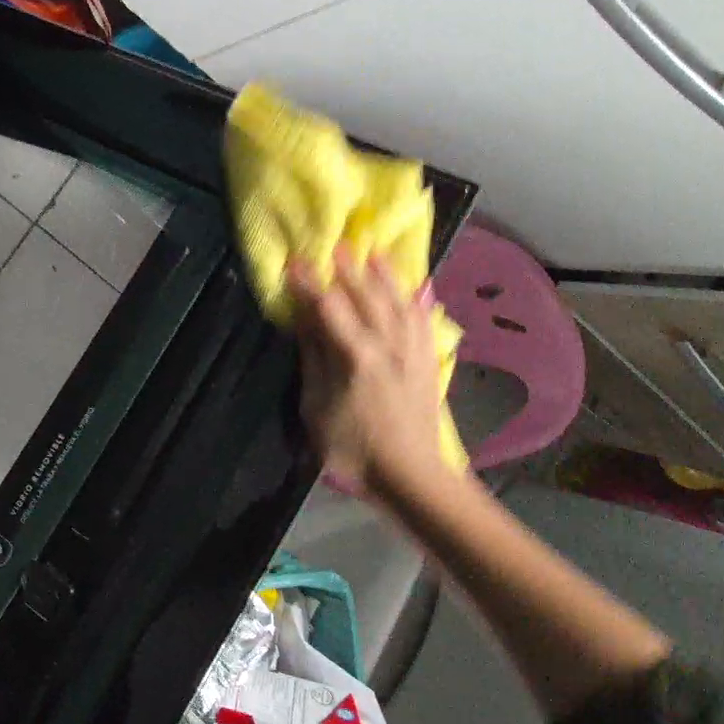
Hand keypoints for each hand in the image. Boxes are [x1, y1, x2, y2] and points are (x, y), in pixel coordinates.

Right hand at [288, 246, 445, 495]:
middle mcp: (388, 347)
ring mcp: (413, 354)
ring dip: (384, 277)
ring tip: (373, 254)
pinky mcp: (429, 364)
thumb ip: (314, 357)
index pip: (328, 308)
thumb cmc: (352, 447)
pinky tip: (415, 289)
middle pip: (367, 298)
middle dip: (349, 270)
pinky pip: (424, 324)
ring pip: (399, 305)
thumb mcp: (317, 405)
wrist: (411, 479)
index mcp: (355, 357)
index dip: (309, 283)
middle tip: (334, 245)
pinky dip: (418, 303)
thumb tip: (304, 319)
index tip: (294, 261)